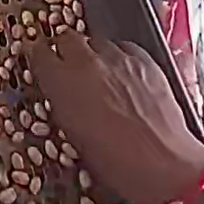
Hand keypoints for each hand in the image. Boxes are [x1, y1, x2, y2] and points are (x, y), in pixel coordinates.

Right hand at [28, 33, 203, 203]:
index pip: (38, 52)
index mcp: (61, 82)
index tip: (41, 60)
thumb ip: (61, 101)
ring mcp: (118, 58)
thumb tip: (60, 90)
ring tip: (101, 72)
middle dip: (66, 48)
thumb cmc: (113, 160)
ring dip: (94, 53)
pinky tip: (125, 73)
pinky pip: (125, 48)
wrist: (164, 166)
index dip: (38, 56)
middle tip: (70, 64)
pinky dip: (121, 57)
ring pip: (97, 41)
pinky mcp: (145, 61)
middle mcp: (86, 63)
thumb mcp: (72, 132)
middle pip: (67, 37)